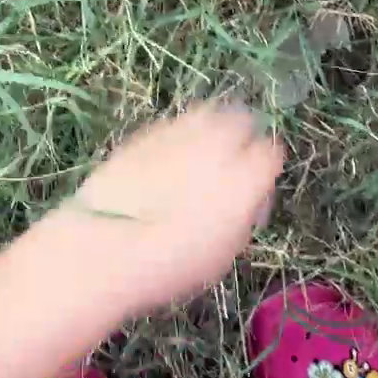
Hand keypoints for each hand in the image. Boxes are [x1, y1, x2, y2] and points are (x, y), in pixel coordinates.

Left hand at [41, 101, 283, 316]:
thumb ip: (240, 214)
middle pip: (241, 120)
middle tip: (230, 157)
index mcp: (246, 179)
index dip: (264, 166)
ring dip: (210, 126)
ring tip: (201, 148)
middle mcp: (219, 146)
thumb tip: (242, 199)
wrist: (106, 246)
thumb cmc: (170, 264)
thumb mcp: (223, 251)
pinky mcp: (148, 131)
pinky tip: (169, 154)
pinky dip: (179, 133)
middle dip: (241, 135)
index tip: (256, 180)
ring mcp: (180, 133)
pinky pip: (174, 123)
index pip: (271, 153)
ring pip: (208, 113)